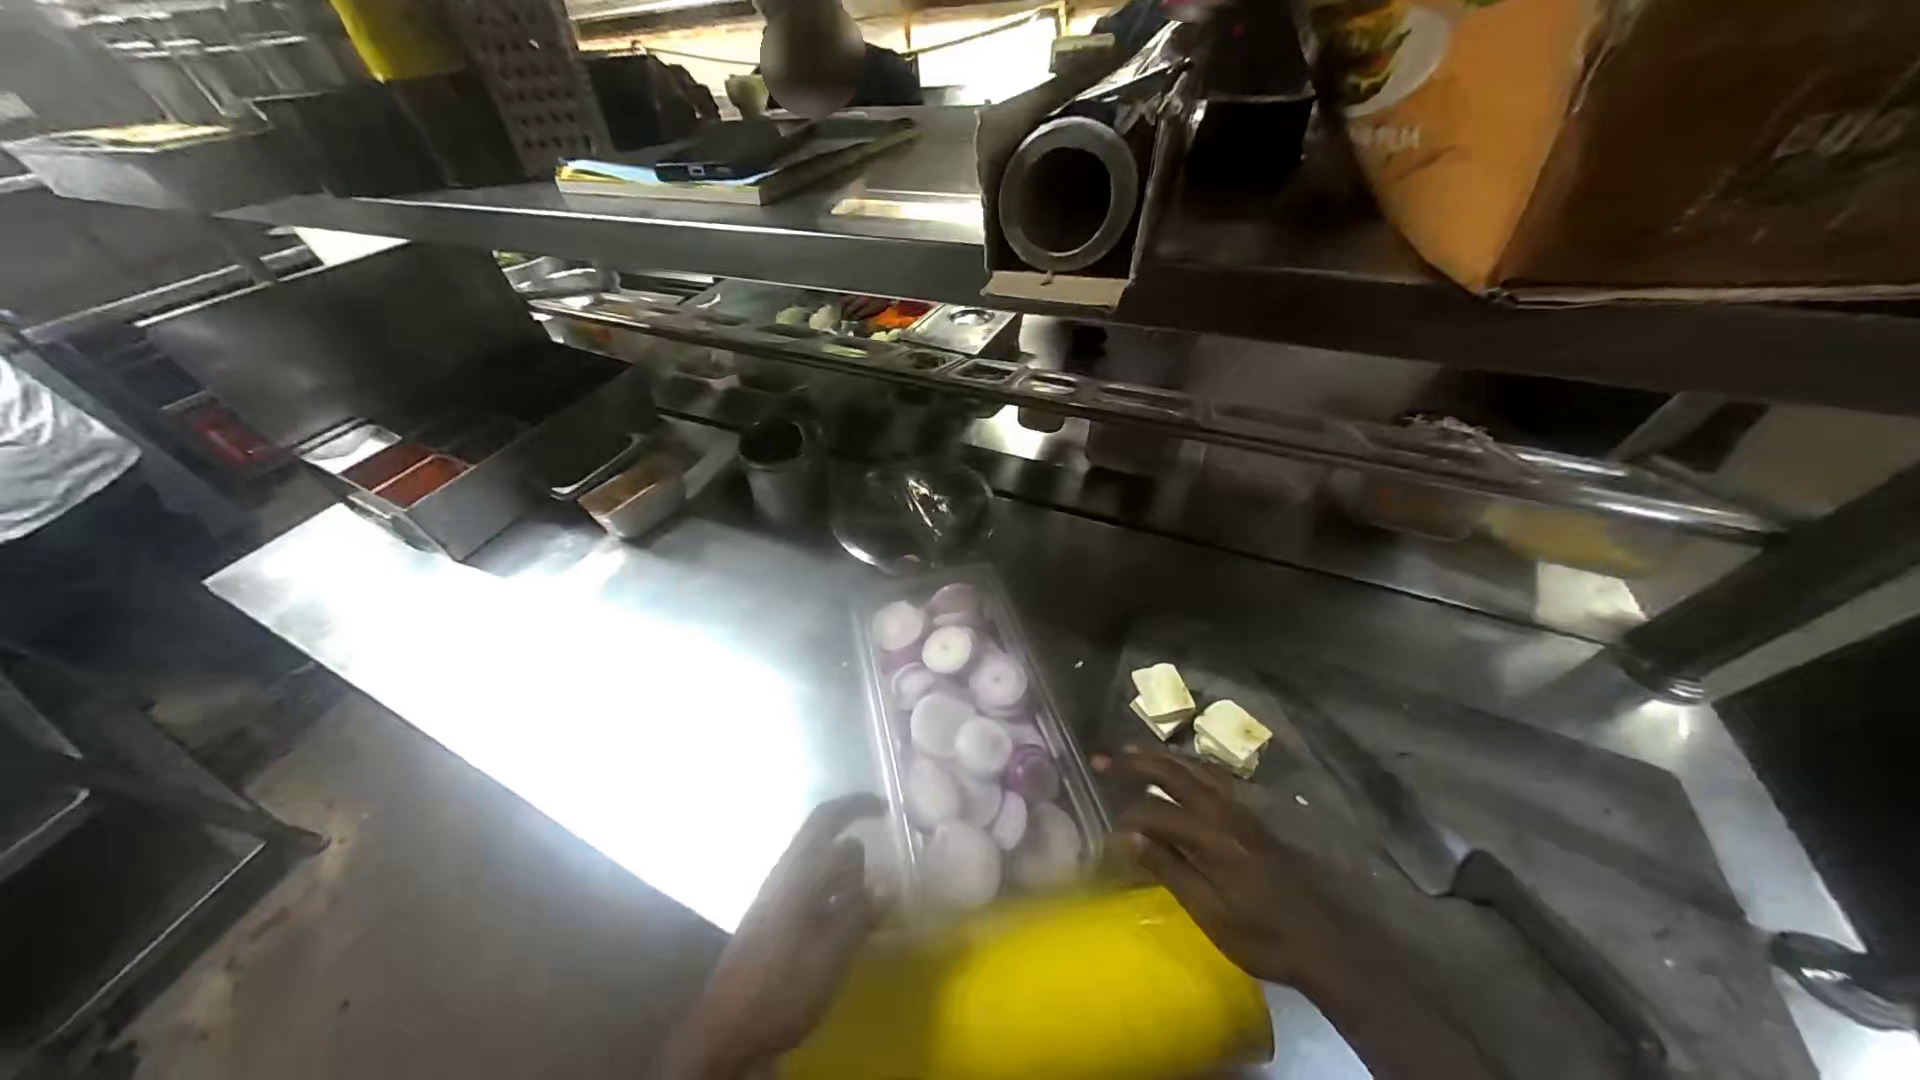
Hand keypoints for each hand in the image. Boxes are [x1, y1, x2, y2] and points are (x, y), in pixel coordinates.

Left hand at [661, 793, 884, 1079]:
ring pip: (817, 860)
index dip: (857, 805)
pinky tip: (846, 918)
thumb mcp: (832, 952)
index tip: (886, 809)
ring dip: (844, 867)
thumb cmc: (783, 986)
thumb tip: (885, 884)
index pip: (828, 818)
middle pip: (820, 832)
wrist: (727, 1030)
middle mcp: (785, 873)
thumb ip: (859, 913)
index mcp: (799, 872)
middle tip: (879, 844)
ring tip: (870, 896)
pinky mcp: (773, 917)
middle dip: (850, 829)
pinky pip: (811, 884)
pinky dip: (834, 889)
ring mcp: (776, 894)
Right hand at [1096, 746, 1499, 1079]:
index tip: (1108, 832)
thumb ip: (1168, 869)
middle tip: (1101, 758)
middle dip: (1135, 764)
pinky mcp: (1251, 816)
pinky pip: (1211, 777)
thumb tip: (1127, 836)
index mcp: (1211, 836)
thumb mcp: (1209, 913)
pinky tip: (1178, 770)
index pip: (1155, 814)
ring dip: (1160, 758)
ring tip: (1131, 751)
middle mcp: (1224, 812)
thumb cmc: (1262, 936)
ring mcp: (1241, 810)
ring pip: (1194, 768)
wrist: (1324, 942)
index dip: (1128, 819)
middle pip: (1174, 774)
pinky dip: (1186, 766)